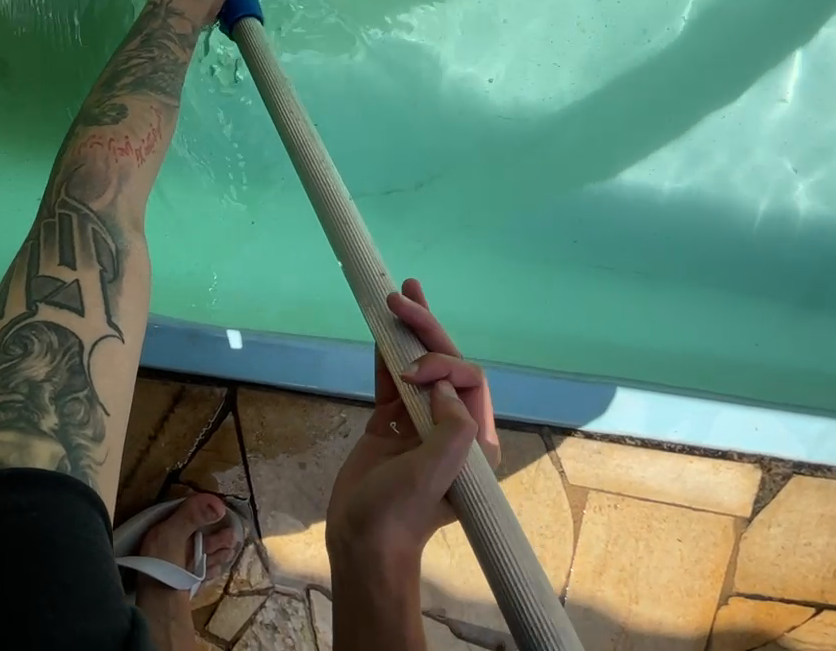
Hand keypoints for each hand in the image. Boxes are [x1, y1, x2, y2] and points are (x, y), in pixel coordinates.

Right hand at [326, 279, 498, 574]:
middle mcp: (449, 426)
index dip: (441, 364)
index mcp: (473, 440)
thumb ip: (450, 428)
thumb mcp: (434, 474)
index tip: (409, 375)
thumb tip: (440, 384)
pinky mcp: (388, 424)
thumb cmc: (400, 511)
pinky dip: (382, 355)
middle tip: (400, 296)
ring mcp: (417, 423)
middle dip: (426, 329)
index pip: (468, 381)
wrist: (362, 541)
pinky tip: (379, 330)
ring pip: (416, 367)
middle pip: (444, 365)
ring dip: (407, 332)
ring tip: (397, 296)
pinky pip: (388, 380)